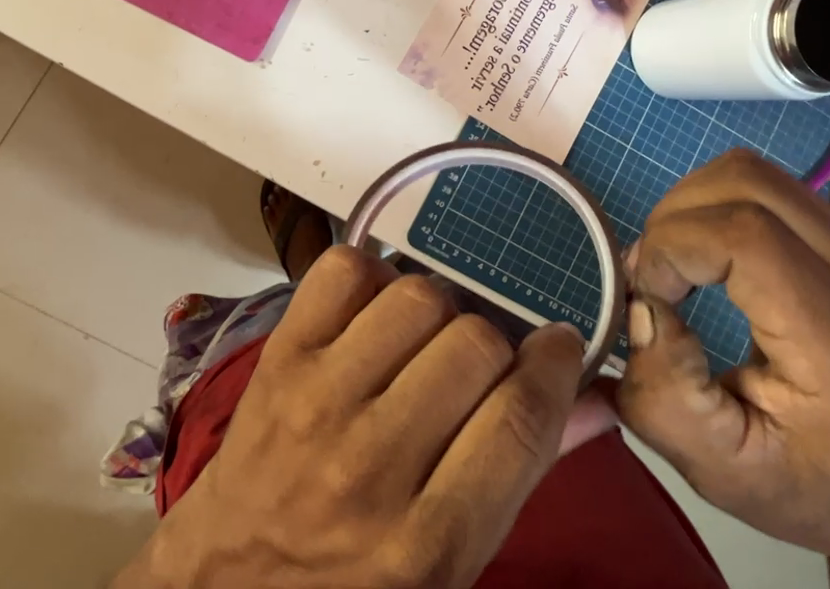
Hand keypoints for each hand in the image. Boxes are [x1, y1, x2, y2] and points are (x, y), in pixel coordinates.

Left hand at [115, 248, 601, 588]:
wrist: (230, 581)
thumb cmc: (357, 578)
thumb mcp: (454, 563)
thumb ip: (525, 472)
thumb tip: (599, 396)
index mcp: (426, 544)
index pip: (520, 417)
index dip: (556, 365)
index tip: (558, 347)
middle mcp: (369, 468)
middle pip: (473, 345)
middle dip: (497, 342)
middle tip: (486, 359)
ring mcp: (314, 405)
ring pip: (417, 299)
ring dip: (442, 307)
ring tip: (433, 337)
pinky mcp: (276, 360)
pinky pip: (343, 271)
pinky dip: (374, 274)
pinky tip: (378, 313)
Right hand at [617, 151, 829, 588]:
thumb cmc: (804, 488)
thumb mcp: (719, 472)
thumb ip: (665, 400)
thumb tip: (643, 306)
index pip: (747, 236)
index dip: (674, 248)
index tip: (647, 299)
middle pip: (745, 184)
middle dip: (673, 220)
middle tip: (653, 282)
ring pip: (749, 171)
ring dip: (689, 208)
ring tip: (674, 270)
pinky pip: (761, 185)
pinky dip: (711, 206)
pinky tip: (703, 260)